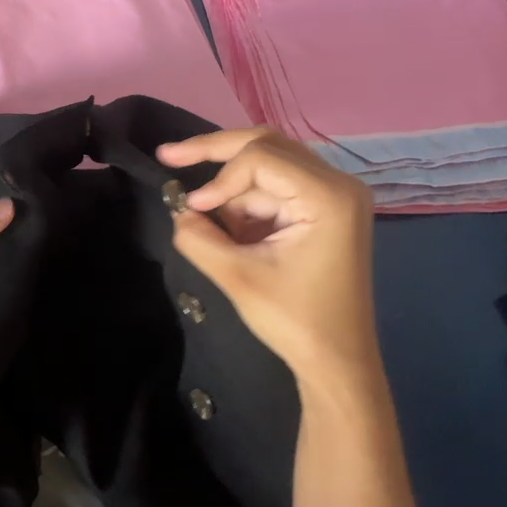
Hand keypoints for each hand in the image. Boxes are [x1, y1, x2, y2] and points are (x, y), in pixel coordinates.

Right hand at [157, 128, 379, 386]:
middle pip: (265, 145)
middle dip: (215, 152)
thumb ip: (198, 237)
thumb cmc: (294, 320)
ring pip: (267, 163)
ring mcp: (333, 194)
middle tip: (168, 155)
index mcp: (328, 196)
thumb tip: (179, 210)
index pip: (260, 158)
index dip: (219, 178)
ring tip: (201, 211)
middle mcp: (337, 183)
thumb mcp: (237, 277)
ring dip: (231, 185)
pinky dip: (245, 200)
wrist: (337, 360)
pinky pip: (274, 185)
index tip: (192, 209)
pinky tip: (227, 222)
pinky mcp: (324, 208)